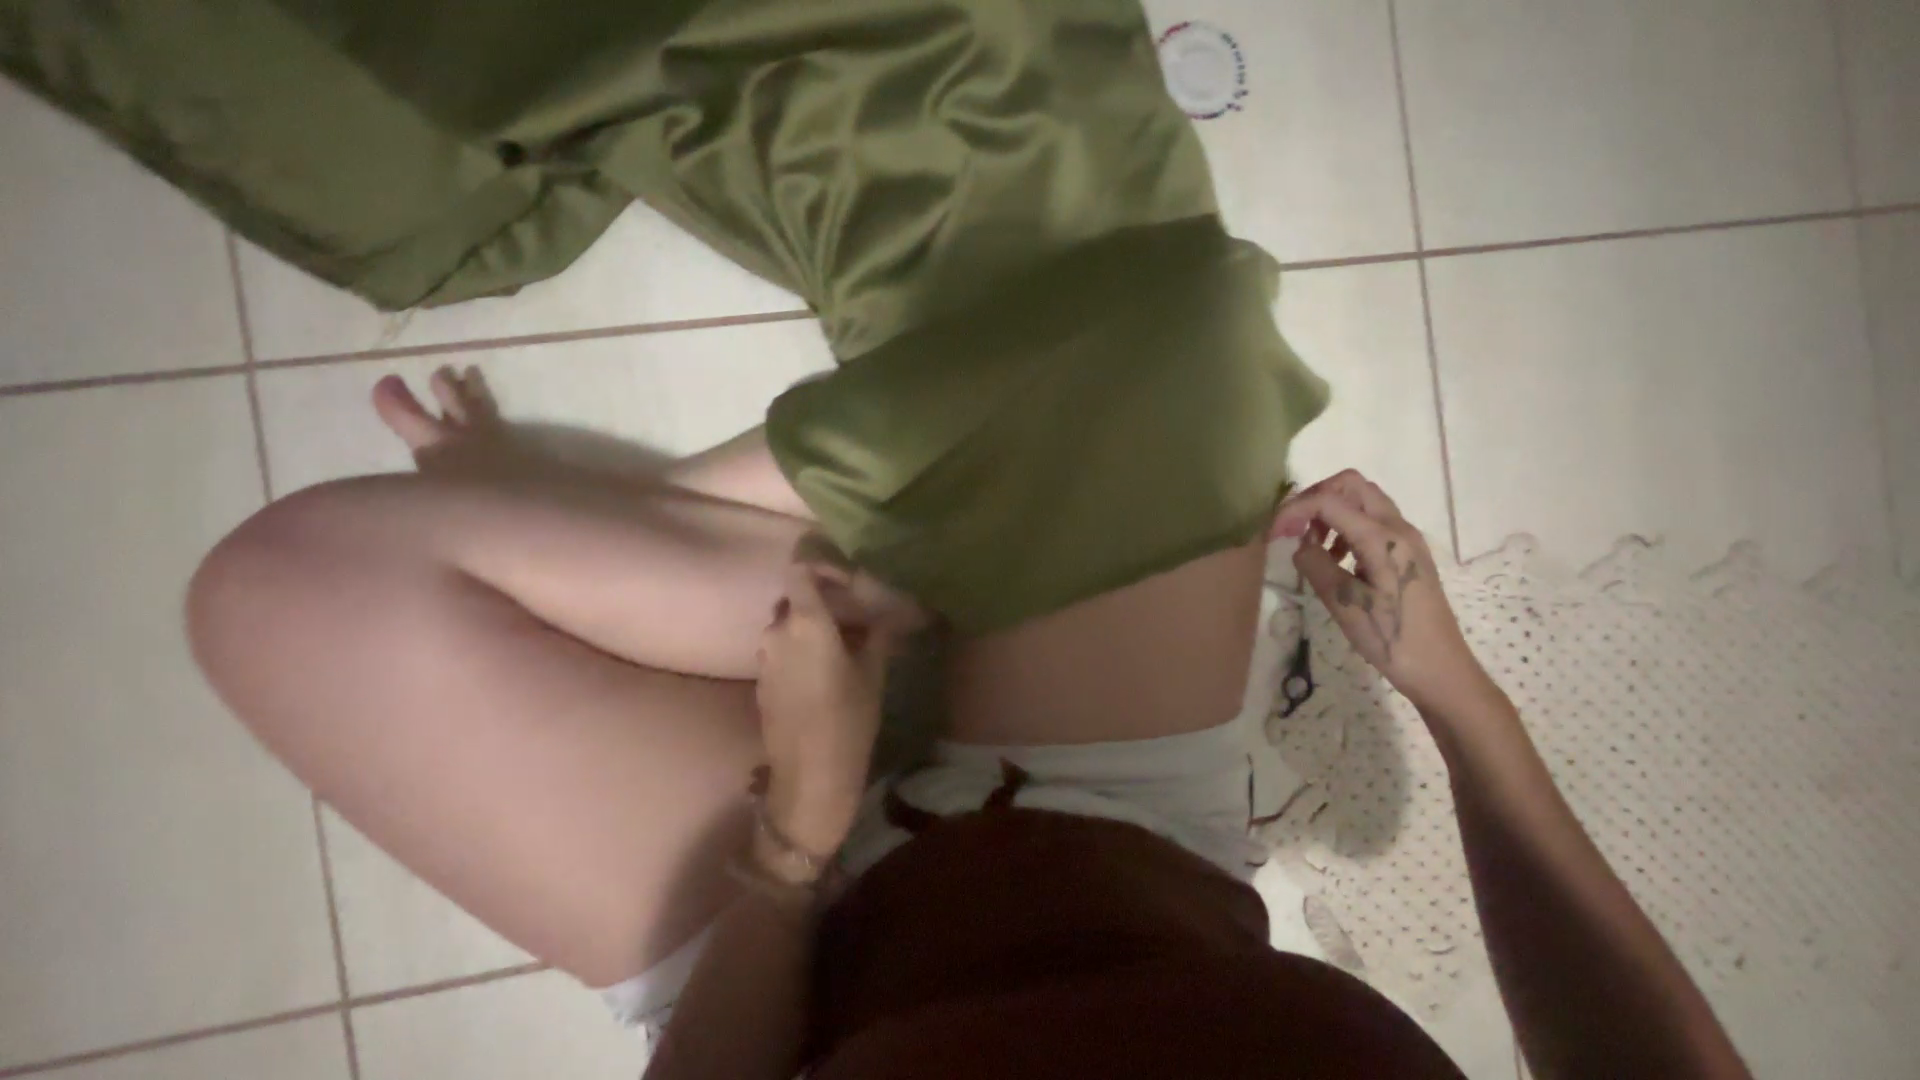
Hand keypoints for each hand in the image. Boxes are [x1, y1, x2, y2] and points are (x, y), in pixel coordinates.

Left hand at [754, 555, 893, 858]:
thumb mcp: (873, 672)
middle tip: (856, 618)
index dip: (823, 567)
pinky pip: (782, 650)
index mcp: (805, 620)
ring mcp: (765, 657)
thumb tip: (885, 615)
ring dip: (813, 627)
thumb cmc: (848, 718)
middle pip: (795, 598)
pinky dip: (802, 649)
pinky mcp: (761, 681)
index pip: (801, 569)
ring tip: (845, 646)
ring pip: (788, 626)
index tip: (849, 582)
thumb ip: (876, 634)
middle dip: (824, 602)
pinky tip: (826, 671)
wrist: (809, 774)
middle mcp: (777, 631)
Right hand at [1272, 470, 1493, 715]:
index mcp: (1383, 538)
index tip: (1273, 536)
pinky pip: (1370, 520)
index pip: (1329, 501)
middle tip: (1292, 529)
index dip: (1294, 510)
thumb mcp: (1345, 606)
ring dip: (1329, 511)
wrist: (1441, 669)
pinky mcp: (1405, 552)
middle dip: (1314, 498)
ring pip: (1361, 500)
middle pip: (1350, 485)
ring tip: (1311, 546)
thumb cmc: (1393, 639)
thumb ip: (1316, 566)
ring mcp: (1405, 539)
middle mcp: (1397, 528)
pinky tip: (1335, 559)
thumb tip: (1299, 545)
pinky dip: (1344, 526)